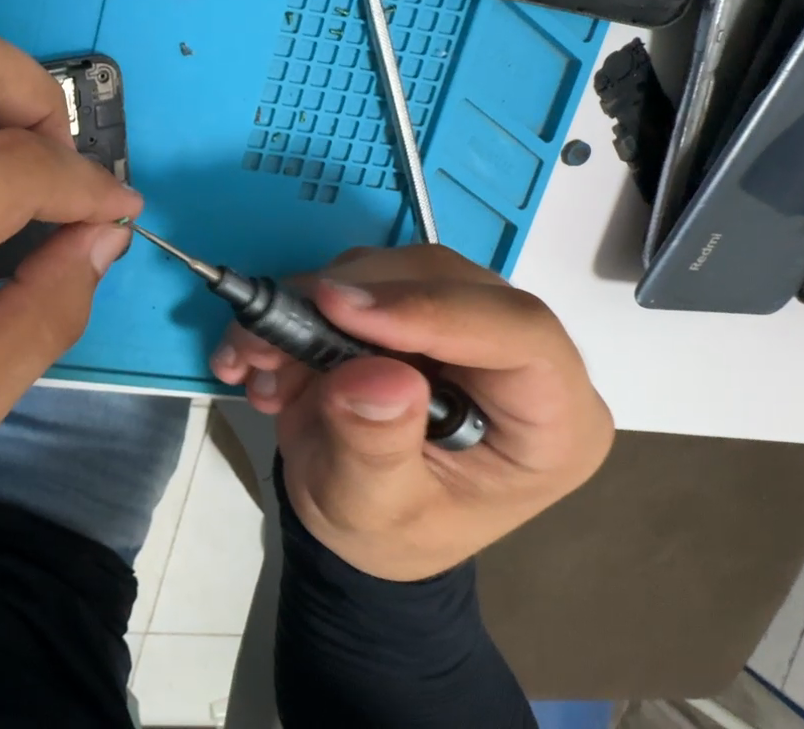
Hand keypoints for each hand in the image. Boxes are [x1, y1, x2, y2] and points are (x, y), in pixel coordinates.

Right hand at [209, 245, 612, 580]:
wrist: (357, 523)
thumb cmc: (384, 532)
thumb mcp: (371, 507)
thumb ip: (376, 446)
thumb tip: (375, 376)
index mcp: (548, 420)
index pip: (519, 333)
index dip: (430, 308)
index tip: (336, 308)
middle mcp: (512, 359)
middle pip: (443, 282)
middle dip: (345, 299)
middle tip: (266, 336)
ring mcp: (455, 328)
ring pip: (386, 270)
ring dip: (304, 304)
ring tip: (254, 361)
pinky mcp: (403, 314)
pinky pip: (345, 281)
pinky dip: (288, 310)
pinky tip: (257, 359)